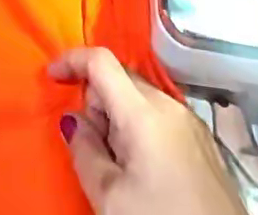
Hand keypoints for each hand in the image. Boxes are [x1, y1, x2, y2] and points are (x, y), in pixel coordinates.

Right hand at [49, 48, 242, 214]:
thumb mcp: (109, 197)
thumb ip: (83, 148)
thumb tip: (75, 120)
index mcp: (145, 112)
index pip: (101, 61)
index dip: (70, 60)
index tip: (50, 79)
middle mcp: (171, 107)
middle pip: (120, 77)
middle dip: (96, 98)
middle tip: (91, 142)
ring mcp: (193, 125)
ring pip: (140, 97)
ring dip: (119, 115)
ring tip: (119, 164)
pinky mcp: (207, 146)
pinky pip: (161, 117)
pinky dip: (141, 128)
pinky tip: (144, 170)